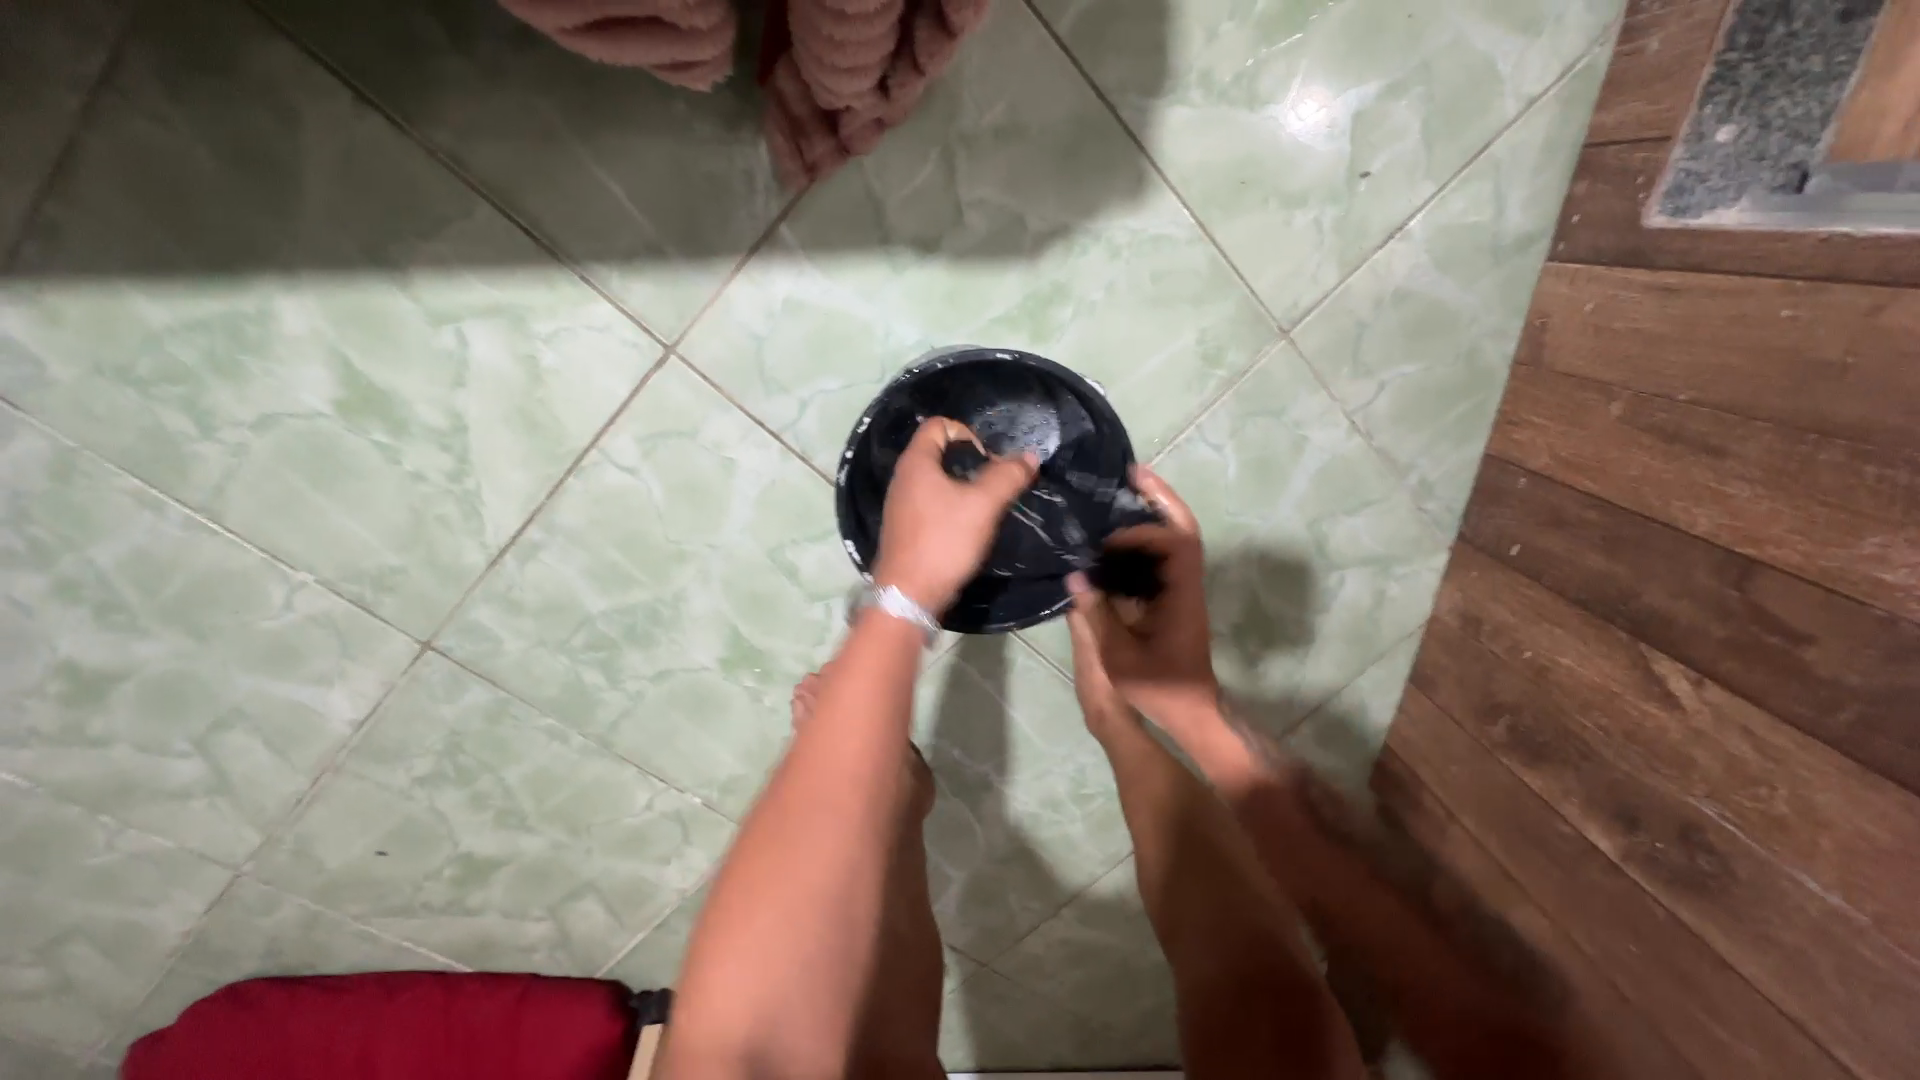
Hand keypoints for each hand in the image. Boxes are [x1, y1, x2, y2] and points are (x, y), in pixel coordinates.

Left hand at [873, 417, 1038, 613]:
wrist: (909, 595)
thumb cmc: (943, 542)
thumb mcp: (983, 506)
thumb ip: (1007, 477)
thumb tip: (1029, 455)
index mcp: (916, 463)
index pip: (938, 424)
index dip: (967, 432)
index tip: (988, 459)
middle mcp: (904, 478)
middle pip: (939, 452)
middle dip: (971, 461)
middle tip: (995, 481)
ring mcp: (902, 505)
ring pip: (938, 481)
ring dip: (964, 487)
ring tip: (988, 505)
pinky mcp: (907, 528)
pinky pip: (932, 505)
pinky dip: (952, 507)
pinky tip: (970, 527)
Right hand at [1064, 466, 1218, 727]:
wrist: (1189, 712)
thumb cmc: (1158, 688)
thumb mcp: (1120, 657)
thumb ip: (1097, 614)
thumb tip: (1075, 575)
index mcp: (1182, 597)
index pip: (1175, 545)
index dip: (1143, 533)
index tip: (1109, 542)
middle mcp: (1187, 586)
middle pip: (1183, 528)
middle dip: (1160, 497)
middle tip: (1131, 472)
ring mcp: (1182, 590)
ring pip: (1176, 539)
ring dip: (1153, 512)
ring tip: (1122, 492)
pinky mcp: (1173, 598)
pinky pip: (1162, 557)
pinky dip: (1144, 538)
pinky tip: (1115, 537)